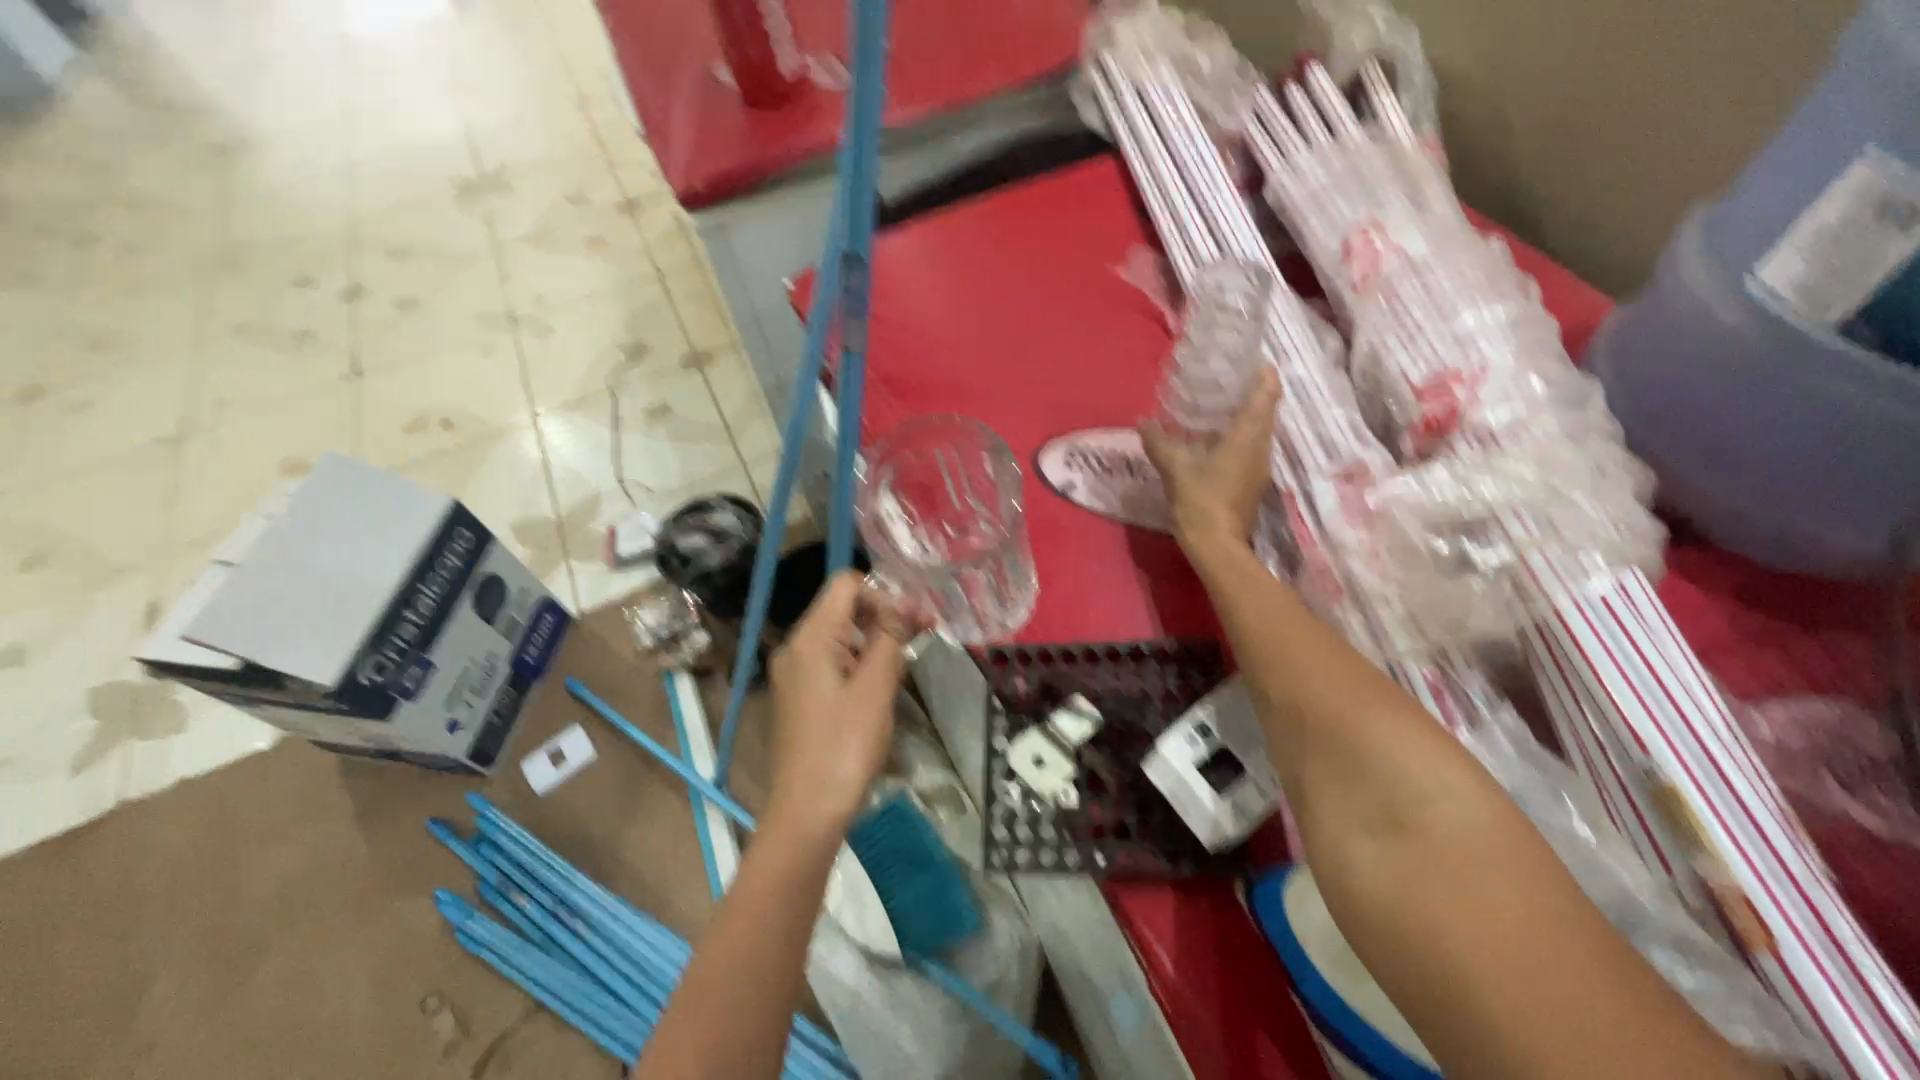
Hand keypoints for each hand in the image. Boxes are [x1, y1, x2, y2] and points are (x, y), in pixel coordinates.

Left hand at [765, 572, 917, 834]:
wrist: (807, 811)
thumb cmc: (844, 746)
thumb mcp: (876, 688)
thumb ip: (890, 637)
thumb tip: (905, 602)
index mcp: (809, 638)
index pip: (845, 584)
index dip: (883, 594)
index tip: (913, 622)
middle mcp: (795, 648)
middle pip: (842, 610)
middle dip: (884, 618)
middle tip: (926, 636)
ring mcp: (794, 675)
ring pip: (840, 639)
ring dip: (875, 644)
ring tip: (905, 669)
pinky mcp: (799, 698)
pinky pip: (832, 665)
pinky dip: (859, 667)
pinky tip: (882, 691)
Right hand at [1139, 366, 1281, 553]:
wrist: (1218, 546)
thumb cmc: (1201, 500)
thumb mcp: (1175, 468)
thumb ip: (1160, 441)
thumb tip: (1144, 421)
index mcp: (1247, 435)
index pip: (1266, 393)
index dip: (1263, 373)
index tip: (1250, 360)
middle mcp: (1260, 446)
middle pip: (1265, 410)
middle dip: (1251, 392)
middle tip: (1225, 380)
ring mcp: (1259, 466)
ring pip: (1258, 430)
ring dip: (1244, 416)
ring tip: (1217, 406)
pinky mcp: (1252, 482)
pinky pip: (1249, 448)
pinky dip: (1237, 437)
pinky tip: (1213, 440)